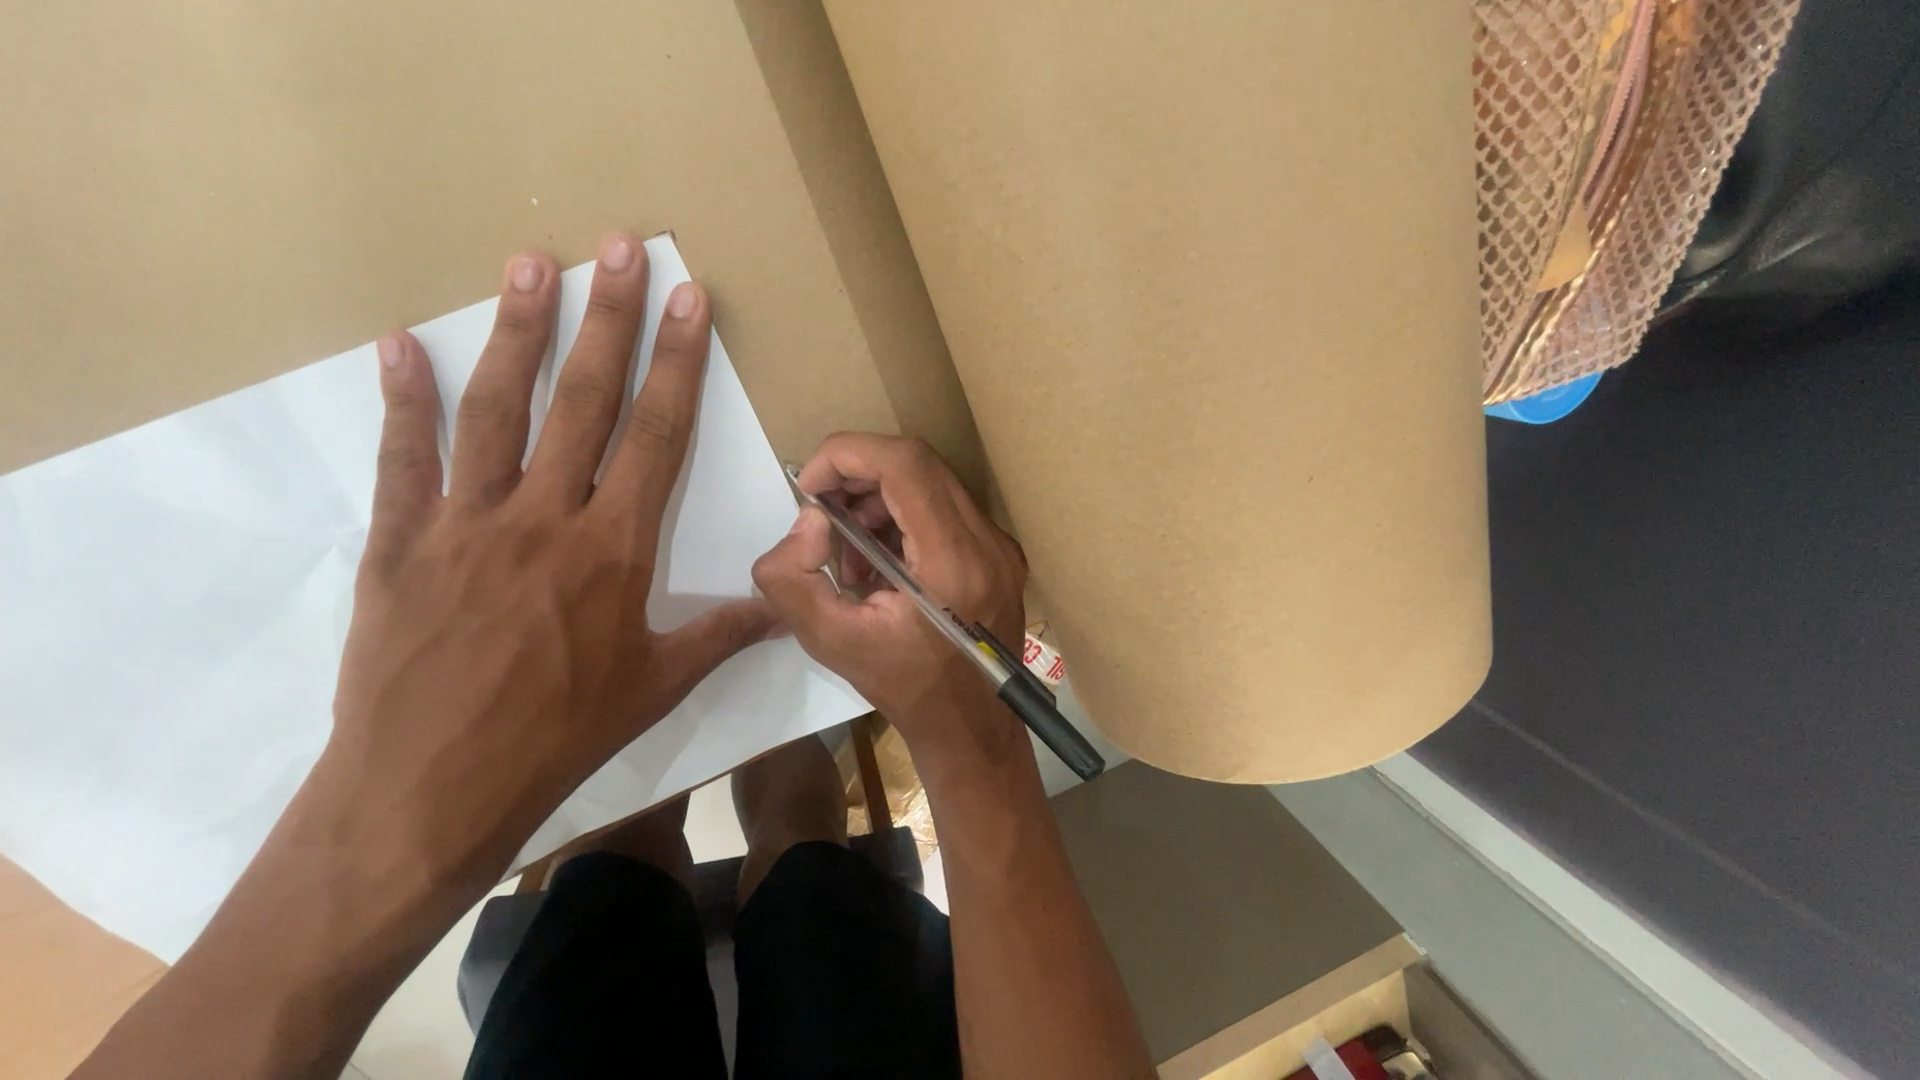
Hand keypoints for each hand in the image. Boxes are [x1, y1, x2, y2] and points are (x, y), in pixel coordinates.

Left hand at [324, 233, 775, 888]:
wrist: (434, 787)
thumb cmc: (562, 735)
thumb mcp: (659, 685)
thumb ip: (726, 631)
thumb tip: (791, 602)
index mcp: (614, 547)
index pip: (657, 434)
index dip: (679, 362)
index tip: (689, 299)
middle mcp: (545, 516)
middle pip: (583, 399)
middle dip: (608, 319)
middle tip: (618, 248)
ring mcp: (467, 522)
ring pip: (497, 410)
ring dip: (517, 332)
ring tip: (532, 264)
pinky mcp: (402, 542)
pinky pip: (403, 459)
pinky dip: (402, 400)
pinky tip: (403, 345)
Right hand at [751, 434, 1026, 757]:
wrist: (971, 727)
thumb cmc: (904, 688)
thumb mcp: (829, 642)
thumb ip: (792, 578)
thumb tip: (810, 521)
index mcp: (953, 561)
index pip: (904, 465)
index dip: (848, 456)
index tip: (810, 486)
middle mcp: (987, 542)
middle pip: (918, 465)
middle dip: (857, 476)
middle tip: (822, 516)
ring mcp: (1000, 546)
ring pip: (931, 483)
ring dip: (878, 499)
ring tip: (850, 554)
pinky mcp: (1000, 554)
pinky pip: (945, 509)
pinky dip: (902, 518)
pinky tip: (880, 564)